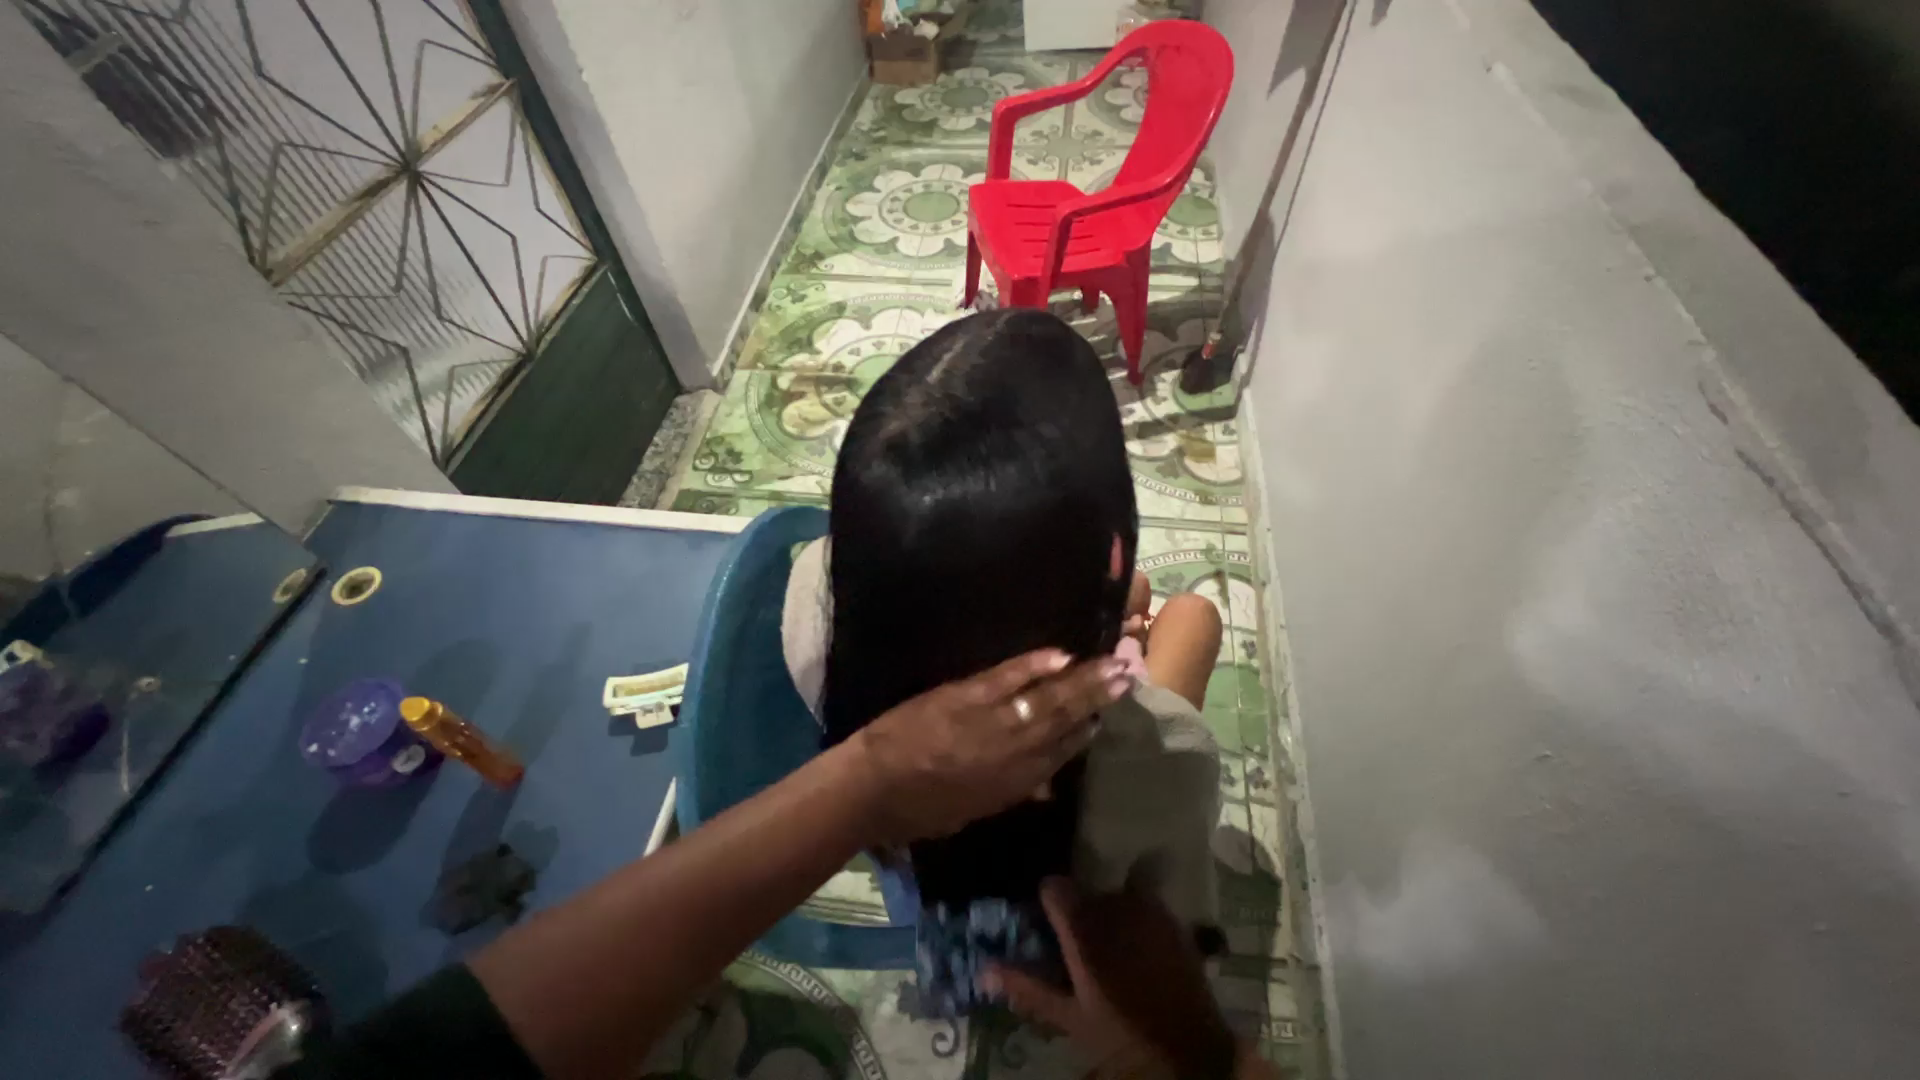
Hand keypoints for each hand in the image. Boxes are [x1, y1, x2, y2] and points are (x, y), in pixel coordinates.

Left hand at [851, 650, 1127, 845]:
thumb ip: (1011, 793)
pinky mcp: (965, 697)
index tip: (1107, 715)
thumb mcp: (971, 812)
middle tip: (1130, 675)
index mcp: (1013, 786)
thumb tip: (1047, 785)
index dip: (1086, 733)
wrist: (870, 790)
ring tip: (1113, 662)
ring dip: (1082, 680)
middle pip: (1064, 722)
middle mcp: (1012, 754)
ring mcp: (991, 722)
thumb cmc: (917, 810)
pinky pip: (1007, 678)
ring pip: (1046, 699)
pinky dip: (1034, 665)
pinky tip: (1061, 654)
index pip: (1061, 756)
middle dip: (1098, 698)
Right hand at [990, 878, 1249, 1079]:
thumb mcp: (1069, 1018)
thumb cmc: (1122, 1038)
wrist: (1191, 1053)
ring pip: (1116, 893)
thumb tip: (984, 970)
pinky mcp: (1173, 917)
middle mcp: (1113, 905)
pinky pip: (1146, 901)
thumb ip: (1027, 988)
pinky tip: (1142, 947)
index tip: (1050, 924)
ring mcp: (1147, 908)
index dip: (1049, 903)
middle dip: (1082, 911)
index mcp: (1082, 927)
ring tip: (1114, 946)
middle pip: (1086, 891)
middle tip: (1083, 947)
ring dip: (1111, 912)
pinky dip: (1139, 915)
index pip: (1054, 886)